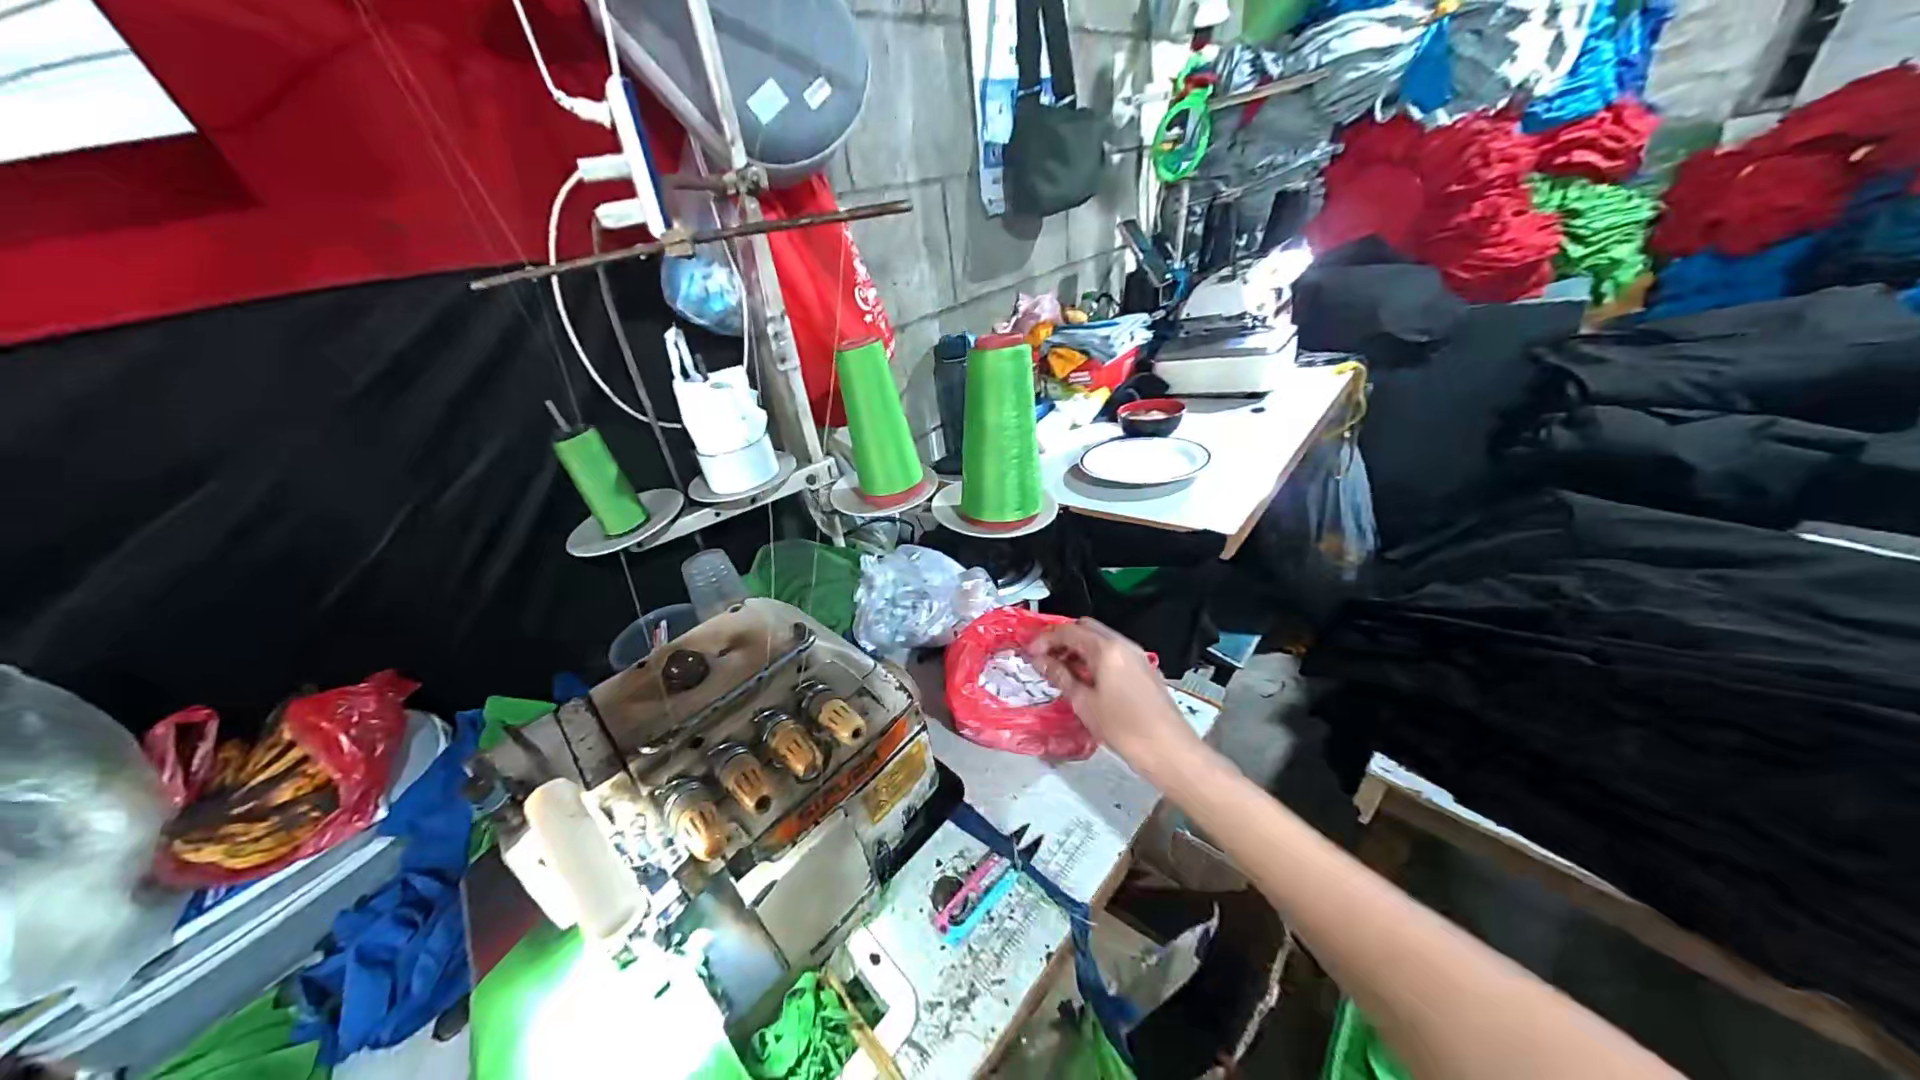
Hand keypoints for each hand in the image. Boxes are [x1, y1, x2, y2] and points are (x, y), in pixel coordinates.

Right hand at [1026, 618, 1207, 781]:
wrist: (1169, 750)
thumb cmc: (1124, 728)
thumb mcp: (1084, 703)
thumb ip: (1061, 676)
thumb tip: (1042, 661)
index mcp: (1107, 649)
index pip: (1069, 630)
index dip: (1045, 638)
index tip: (1030, 652)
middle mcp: (1124, 644)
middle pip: (1086, 627)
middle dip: (1063, 638)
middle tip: (1045, 658)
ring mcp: (1137, 655)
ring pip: (1101, 639)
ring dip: (1079, 648)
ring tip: (1062, 671)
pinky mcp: (1144, 669)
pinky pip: (1114, 652)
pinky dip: (1096, 657)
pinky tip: (1086, 679)